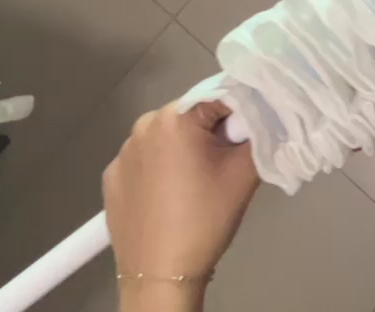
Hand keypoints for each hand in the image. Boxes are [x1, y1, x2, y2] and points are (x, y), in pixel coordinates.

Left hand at [104, 99, 258, 300]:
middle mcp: (144, 125)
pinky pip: (145, 159)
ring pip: (168, 135)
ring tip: (197, 183)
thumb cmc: (205, 218)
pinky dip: (160, 168)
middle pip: (192, 114)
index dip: (240, 113)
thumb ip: (259, 130)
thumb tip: (263, 112)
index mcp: (176, 117)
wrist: (160, 278)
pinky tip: (170, 195)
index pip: (221, 95)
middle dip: (211, 131)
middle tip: (224, 163)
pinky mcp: (111, 178)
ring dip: (185, 147)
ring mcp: (122, 153)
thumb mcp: (246, 170)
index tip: (248, 137)